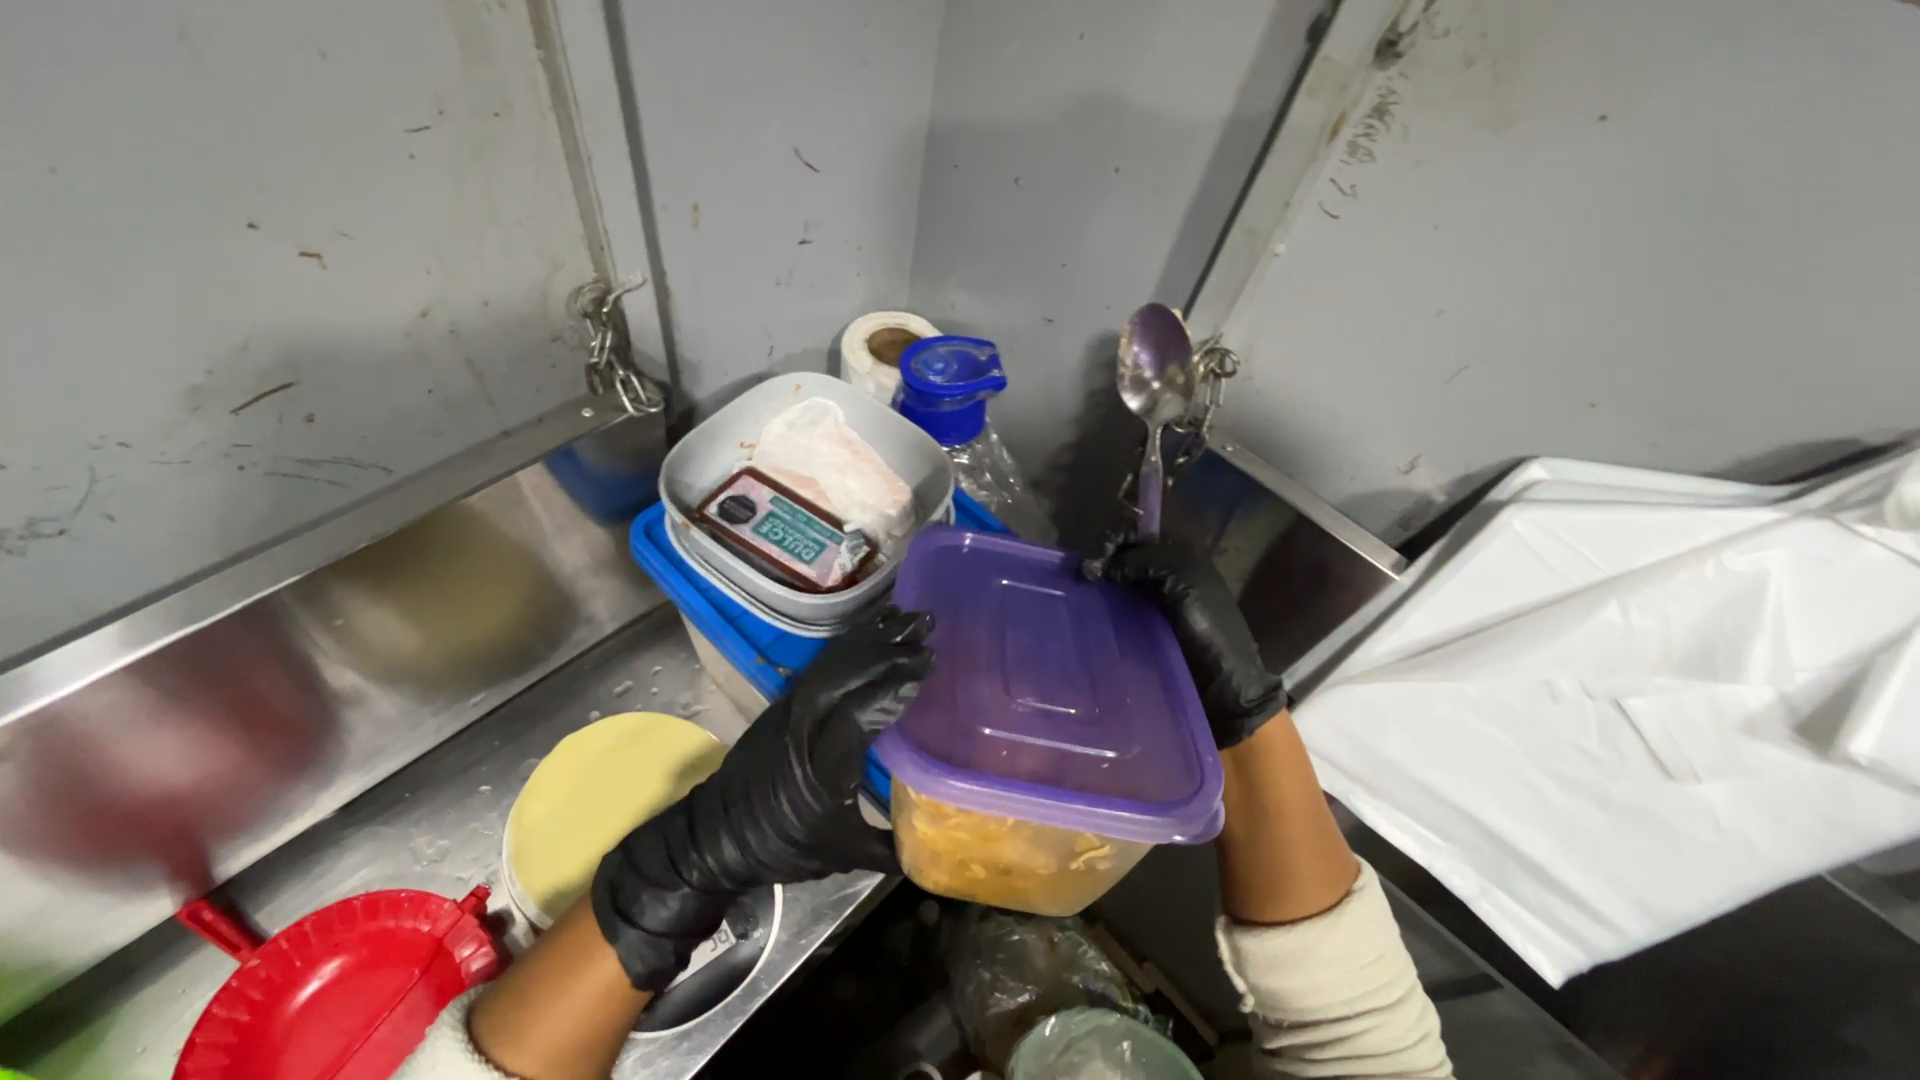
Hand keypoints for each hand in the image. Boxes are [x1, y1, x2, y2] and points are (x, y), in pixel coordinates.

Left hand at [590, 606, 932, 988]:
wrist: (716, 837)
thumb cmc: (784, 847)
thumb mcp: (845, 855)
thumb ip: (894, 846)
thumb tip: (947, 844)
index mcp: (823, 765)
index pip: (860, 710)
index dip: (894, 685)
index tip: (930, 664)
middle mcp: (804, 727)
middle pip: (848, 674)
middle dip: (890, 649)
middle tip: (928, 626)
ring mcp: (790, 709)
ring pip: (834, 663)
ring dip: (872, 637)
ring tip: (908, 616)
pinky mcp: (783, 702)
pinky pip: (822, 664)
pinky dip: (850, 643)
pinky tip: (872, 630)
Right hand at [1099, 540, 1284, 748]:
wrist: (1224, 684)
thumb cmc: (1209, 629)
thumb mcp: (1183, 582)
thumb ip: (1146, 562)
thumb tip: (1106, 565)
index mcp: (1178, 553)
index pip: (1134, 533)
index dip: (1110, 541)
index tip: (1093, 564)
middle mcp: (1164, 571)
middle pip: (1122, 554)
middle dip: (1100, 559)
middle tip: (1083, 578)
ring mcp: (1153, 599)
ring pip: (1117, 580)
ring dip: (1099, 583)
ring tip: (1082, 594)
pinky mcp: (1144, 626)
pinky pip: (1118, 607)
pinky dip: (1103, 605)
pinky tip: (1091, 612)